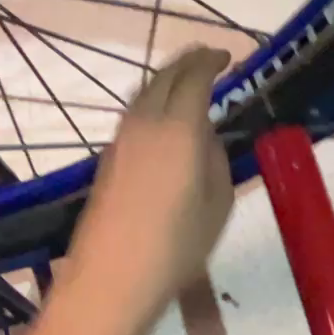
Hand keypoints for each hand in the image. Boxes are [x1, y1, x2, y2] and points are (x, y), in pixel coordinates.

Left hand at [44, 46, 234, 334]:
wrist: (111, 277)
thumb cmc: (176, 245)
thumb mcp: (218, 203)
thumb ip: (216, 159)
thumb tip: (206, 137)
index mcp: (179, 126)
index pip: (194, 76)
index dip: (211, 61)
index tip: (226, 57)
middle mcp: (144, 122)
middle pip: (163, 76)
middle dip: (187, 63)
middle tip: (208, 62)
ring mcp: (119, 140)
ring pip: (143, 94)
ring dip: (166, 82)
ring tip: (187, 88)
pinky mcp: (107, 160)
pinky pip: (133, 117)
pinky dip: (151, 105)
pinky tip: (163, 123)